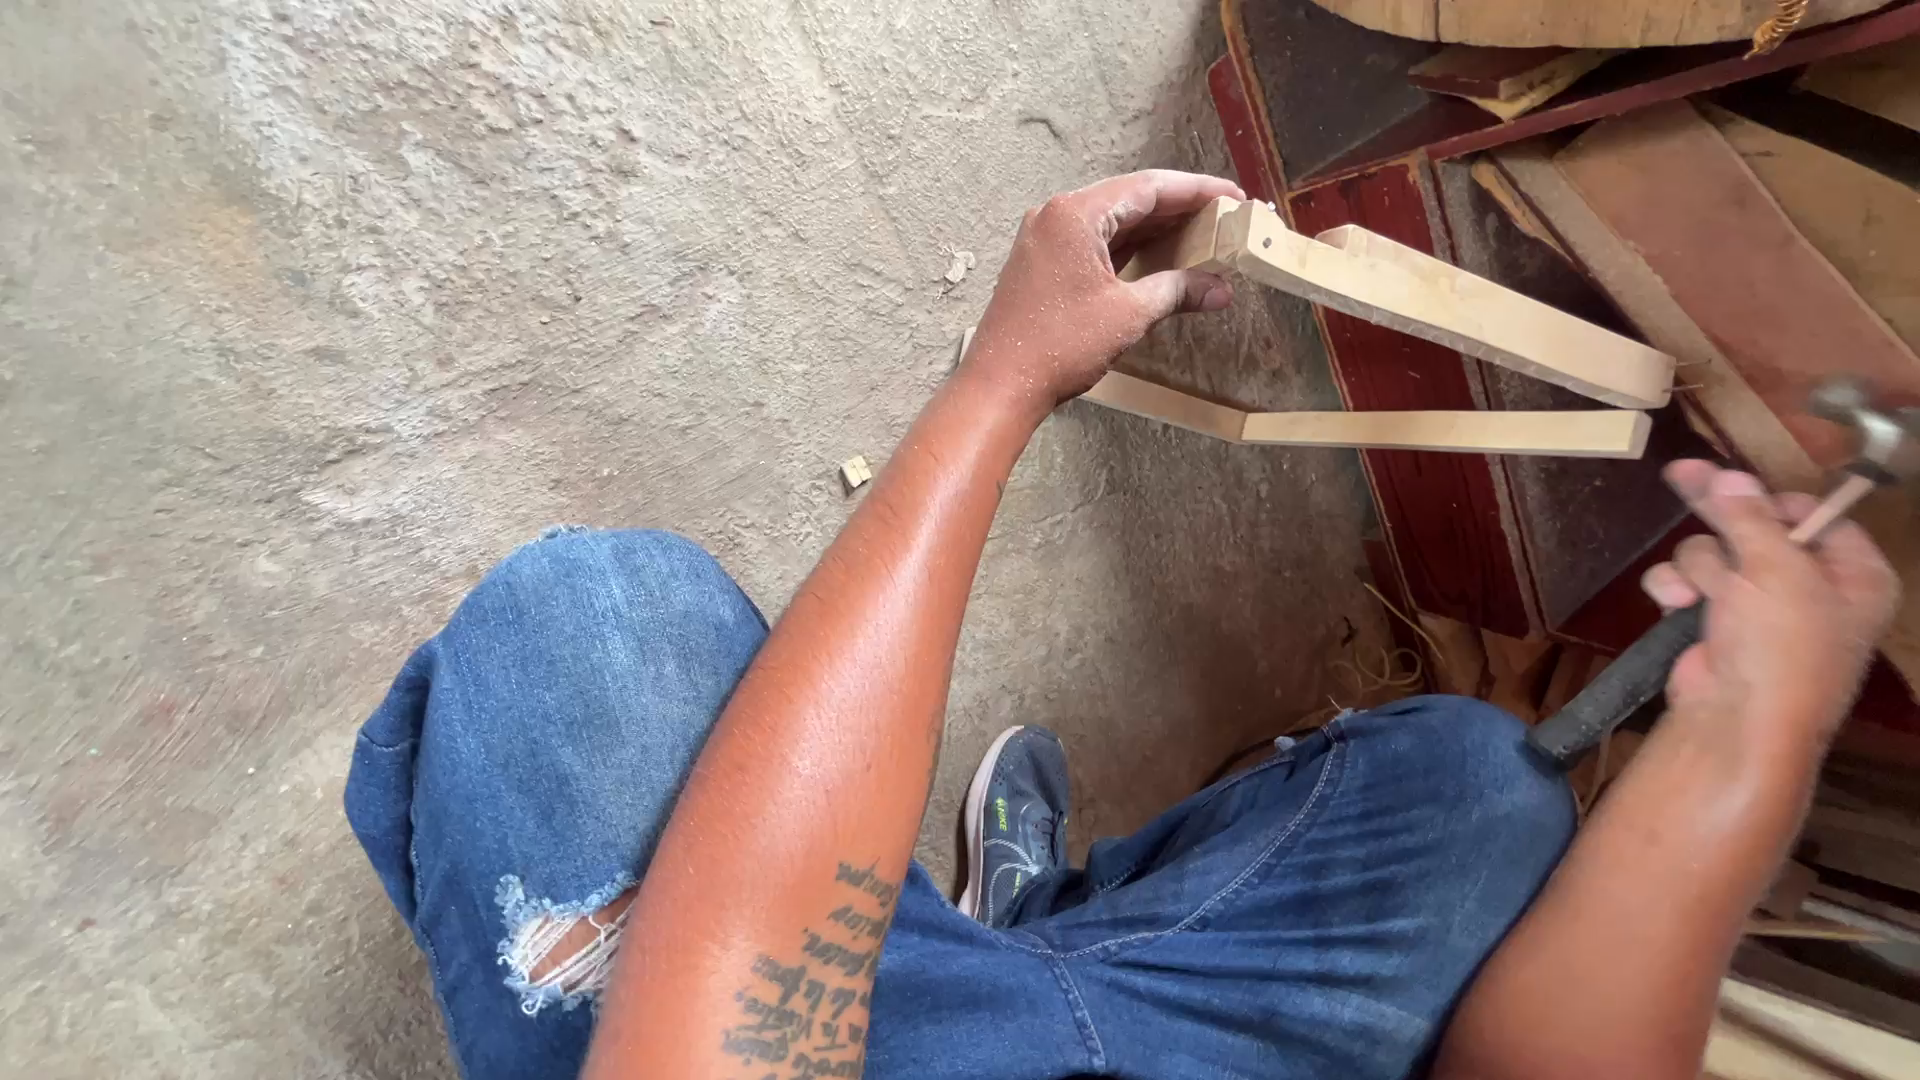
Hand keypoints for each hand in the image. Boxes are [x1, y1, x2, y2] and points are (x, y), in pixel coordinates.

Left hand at [962, 170, 1244, 408]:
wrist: (1000, 386)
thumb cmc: (1058, 346)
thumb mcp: (1128, 315)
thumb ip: (1177, 291)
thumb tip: (1220, 290)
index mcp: (1075, 214)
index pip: (1150, 186)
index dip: (1198, 190)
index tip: (1235, 198)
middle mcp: (1055, 216)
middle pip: (1129, 200)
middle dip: (1179, 211)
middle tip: (1223, 220)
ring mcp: (1044, 241)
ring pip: (1110, 225)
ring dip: (1153, 232)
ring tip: (1199, 239)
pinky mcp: (1040, 266)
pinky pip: (1091, 246)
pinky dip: (1126, 252)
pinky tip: (1156, 261)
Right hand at [1640, 460, 1899, 745]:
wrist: (1736, 714)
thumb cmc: (1781, 645)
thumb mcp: (1775, 574)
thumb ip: (1750, 521)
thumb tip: (1726, 474)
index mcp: (1851, 572)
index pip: (1813, 516)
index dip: (1772, 501)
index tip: (1733, 485)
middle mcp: (1804, 583)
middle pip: (1752, 529)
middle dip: (1719, 521)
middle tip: (1679, 472)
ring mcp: (1753, 602)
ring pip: (1708, 553)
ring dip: (1695, 569)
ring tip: (1697, 594)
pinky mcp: (1709, 616)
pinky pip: (1682, 581)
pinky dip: (1673, 590)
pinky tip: (1674, 603)